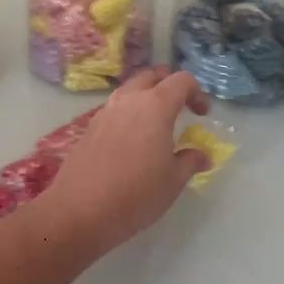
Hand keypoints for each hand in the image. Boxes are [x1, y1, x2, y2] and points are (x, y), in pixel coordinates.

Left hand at [32, 68, 212, 255]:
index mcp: (155, 105)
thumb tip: (203, 155)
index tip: (201, 114)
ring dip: (146, 96)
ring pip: (130, 89)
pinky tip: (131, 139)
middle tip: (180, 106)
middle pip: (152, 75)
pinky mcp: (90, 125)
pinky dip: (128, 112)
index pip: (181, 80)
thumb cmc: (136, 193)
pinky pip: (115, 107)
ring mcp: (106, 110)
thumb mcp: (173, 181)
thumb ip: (190, 161)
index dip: (196, 92)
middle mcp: (129, 99)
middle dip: (169, 84)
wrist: (81, 209)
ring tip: (156, 123)